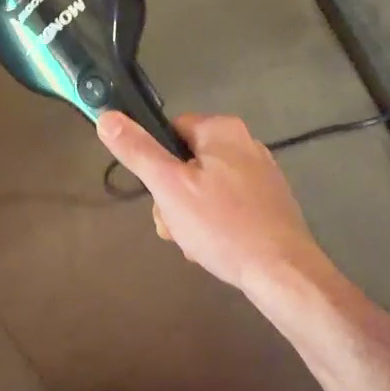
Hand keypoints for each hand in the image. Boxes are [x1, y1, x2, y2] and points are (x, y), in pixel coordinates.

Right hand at [97, 112, 323, 293]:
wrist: (283, 273)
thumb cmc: (223, 225)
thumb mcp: (169, 187)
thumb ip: (137, 151)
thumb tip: (107, 117)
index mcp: (222, 129)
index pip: (170, 131)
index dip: (157, 163)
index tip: (159, 193)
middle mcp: (245, 143)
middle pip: (187, 162)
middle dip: (173, 198)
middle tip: (176, 225)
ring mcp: (261, 174)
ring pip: (205, 188)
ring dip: (191, 215)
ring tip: (196, 242)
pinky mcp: (270, 203)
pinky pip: (228, 205)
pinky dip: (216, 224)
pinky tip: (216, 247)